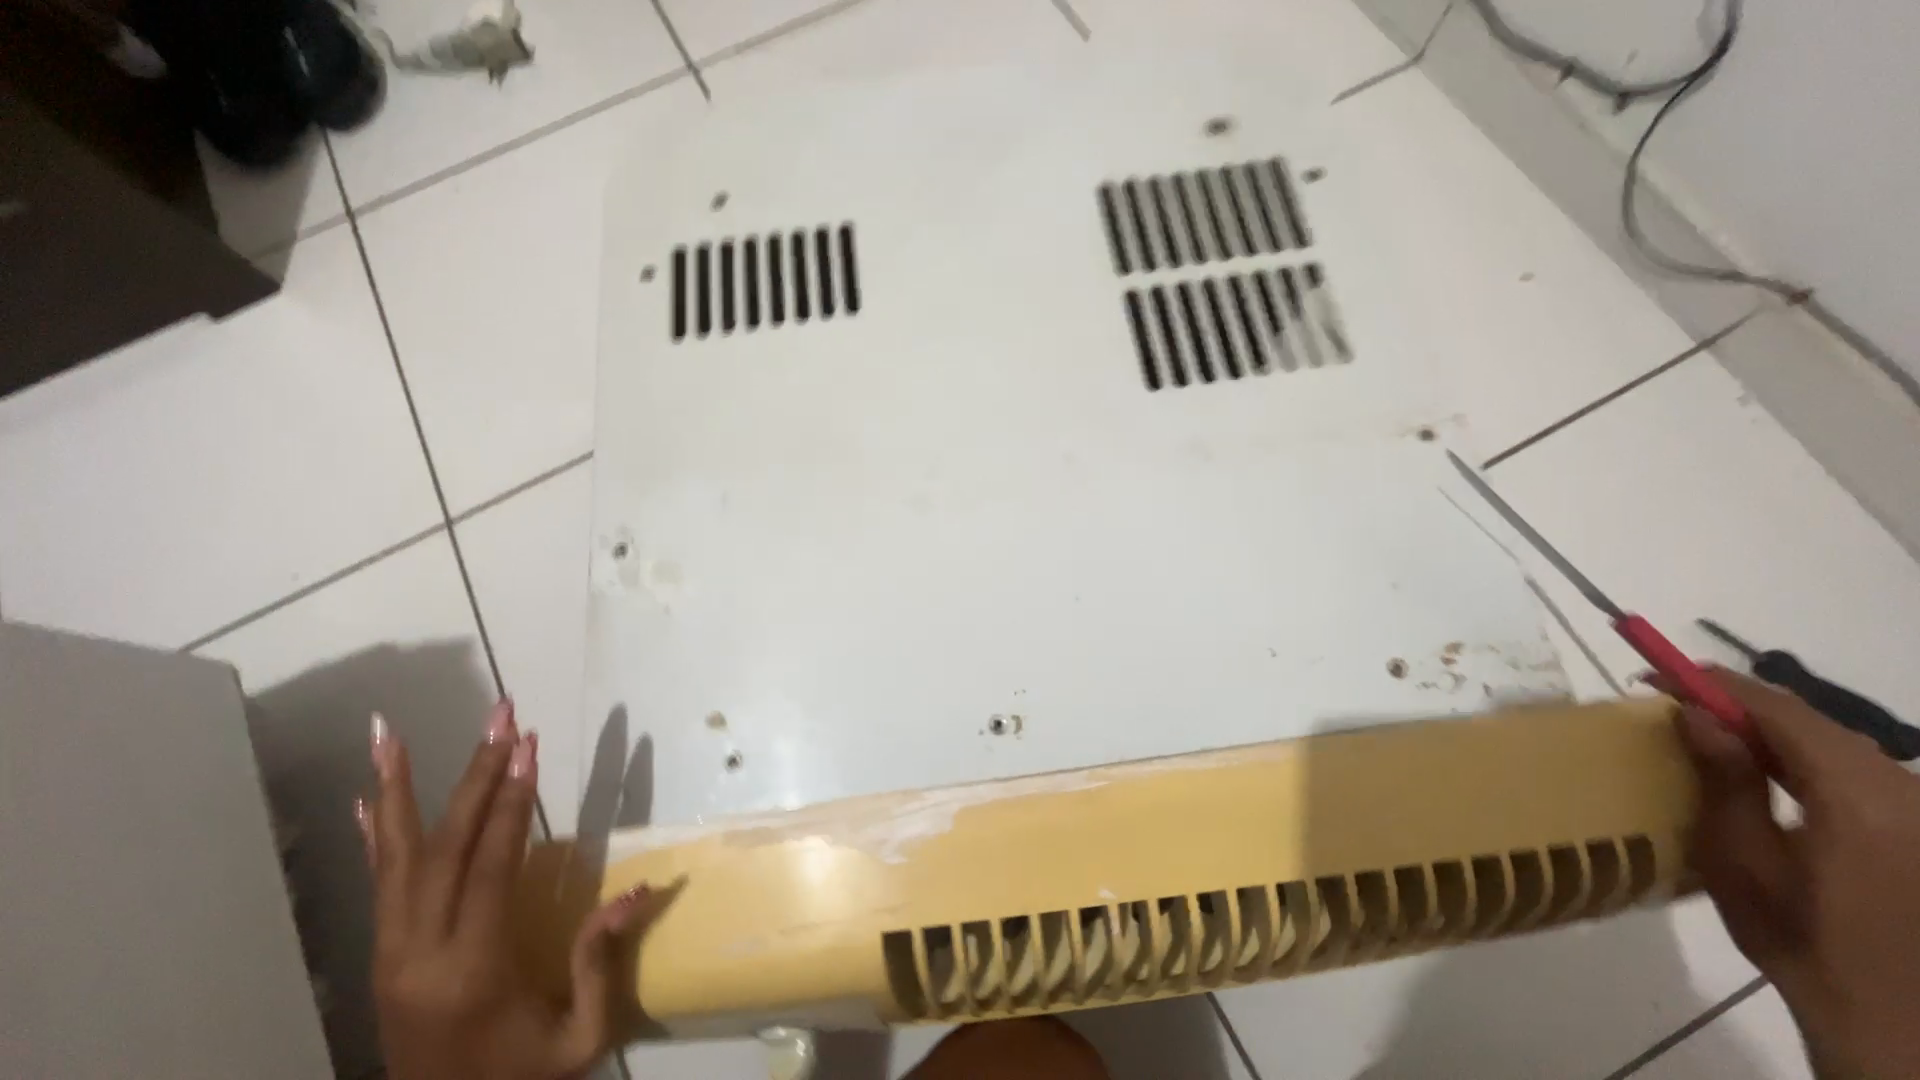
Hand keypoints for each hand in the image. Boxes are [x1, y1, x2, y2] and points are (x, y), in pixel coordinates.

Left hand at [358, 701, 648, 1079]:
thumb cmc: (522, 1079)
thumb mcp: (579, 1038)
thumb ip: (600, 963)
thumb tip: (638, 890)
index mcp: (472, 970)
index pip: (490, 867)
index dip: (512, 803)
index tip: (528, 745)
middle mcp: (419, 953)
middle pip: (444, 848)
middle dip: (475, 775)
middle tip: (500, 716)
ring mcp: (391, 954)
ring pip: (396, 857)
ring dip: (399, 789)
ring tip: (388, 733)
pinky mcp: (382, 955)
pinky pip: (379, 883)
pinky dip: (377, 835)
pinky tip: (369, 797)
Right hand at [1668, 668, 1919, 1078]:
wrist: (1889, 1020)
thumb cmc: (1799, 938)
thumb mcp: (1741, 859)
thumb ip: (1725, 780)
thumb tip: (1697, 714)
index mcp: (1858, 793)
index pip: (1780, 710)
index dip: (1715, 684)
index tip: (1656, 677)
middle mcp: (1903, 789)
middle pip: (1812, 722)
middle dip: (1740, 706)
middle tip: (1674, 707)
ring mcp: (1919, 809)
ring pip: (1836, 744)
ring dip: (1771, 733)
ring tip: (1711, 737)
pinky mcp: (1919, 828)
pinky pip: (1857, 771)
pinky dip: (1803, 759)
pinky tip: (1769, 774)